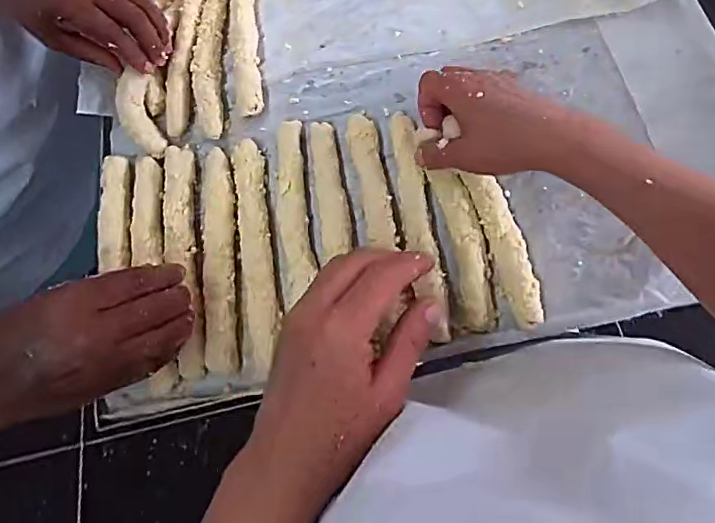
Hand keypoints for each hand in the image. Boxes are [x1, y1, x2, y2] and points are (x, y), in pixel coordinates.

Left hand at [0, 0, 170, 72]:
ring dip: (156, 25)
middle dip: (150, 39)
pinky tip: (158, 27)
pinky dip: (151, 12)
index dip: (132, 51)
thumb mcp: (53, 38)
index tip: (145, 69)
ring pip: (140, 1)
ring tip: (166, 46)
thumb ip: (88, 52)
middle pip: (132, 14)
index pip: (111, 30)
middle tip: (161, 60)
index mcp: (73, 5)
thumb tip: (120, 67)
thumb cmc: (32, 9)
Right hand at [0, 266, 191, 436]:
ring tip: (189, 314)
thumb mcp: (51, 296)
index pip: (130, 286)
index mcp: (78, 302)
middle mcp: (95, 334)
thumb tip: (129, 287)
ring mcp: (99, 365)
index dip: (157, 277)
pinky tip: (171, 345)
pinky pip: (139, 368)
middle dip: (172, 300)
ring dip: (173, 327)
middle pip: (146, 313)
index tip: (175, 270)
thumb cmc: (10, 332)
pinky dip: (160, 354)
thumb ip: (91, 292)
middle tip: (188, 289)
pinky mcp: (99, 390)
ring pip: (150, 342)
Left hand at [208, 251, 439, 521]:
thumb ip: (409, 342)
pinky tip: (365, 293)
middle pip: (353, 261)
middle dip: (386, 257)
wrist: (284, 458)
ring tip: (394, 276)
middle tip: (414, 266)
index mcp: (342, 327)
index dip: (407, 264)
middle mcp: (315, 309)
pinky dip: (347, 276)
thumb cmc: (340, 436)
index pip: (379, 277)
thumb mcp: (386, 394)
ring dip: (365, 263)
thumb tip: (430, 303)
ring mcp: (298, 313)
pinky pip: (322, 283)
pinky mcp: (290, 321)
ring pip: (334, 268)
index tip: (429, 262)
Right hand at [416, 65, 625, 177]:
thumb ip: (436, 155)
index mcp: (456, 88)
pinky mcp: (516, 85)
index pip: (427, 83)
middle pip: (446, 79)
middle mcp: (474, 76)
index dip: (425, 106)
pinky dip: (485, 102)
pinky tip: (498, 127)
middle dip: (442, 103)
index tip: (439, 130)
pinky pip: (490, 87)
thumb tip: (421, 154)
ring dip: (464, 103)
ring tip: (475, 130)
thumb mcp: (464, 156)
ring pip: (469, 83)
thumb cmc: (505, 143)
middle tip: (453, 128)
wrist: (556, 136)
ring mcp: (497, 77)